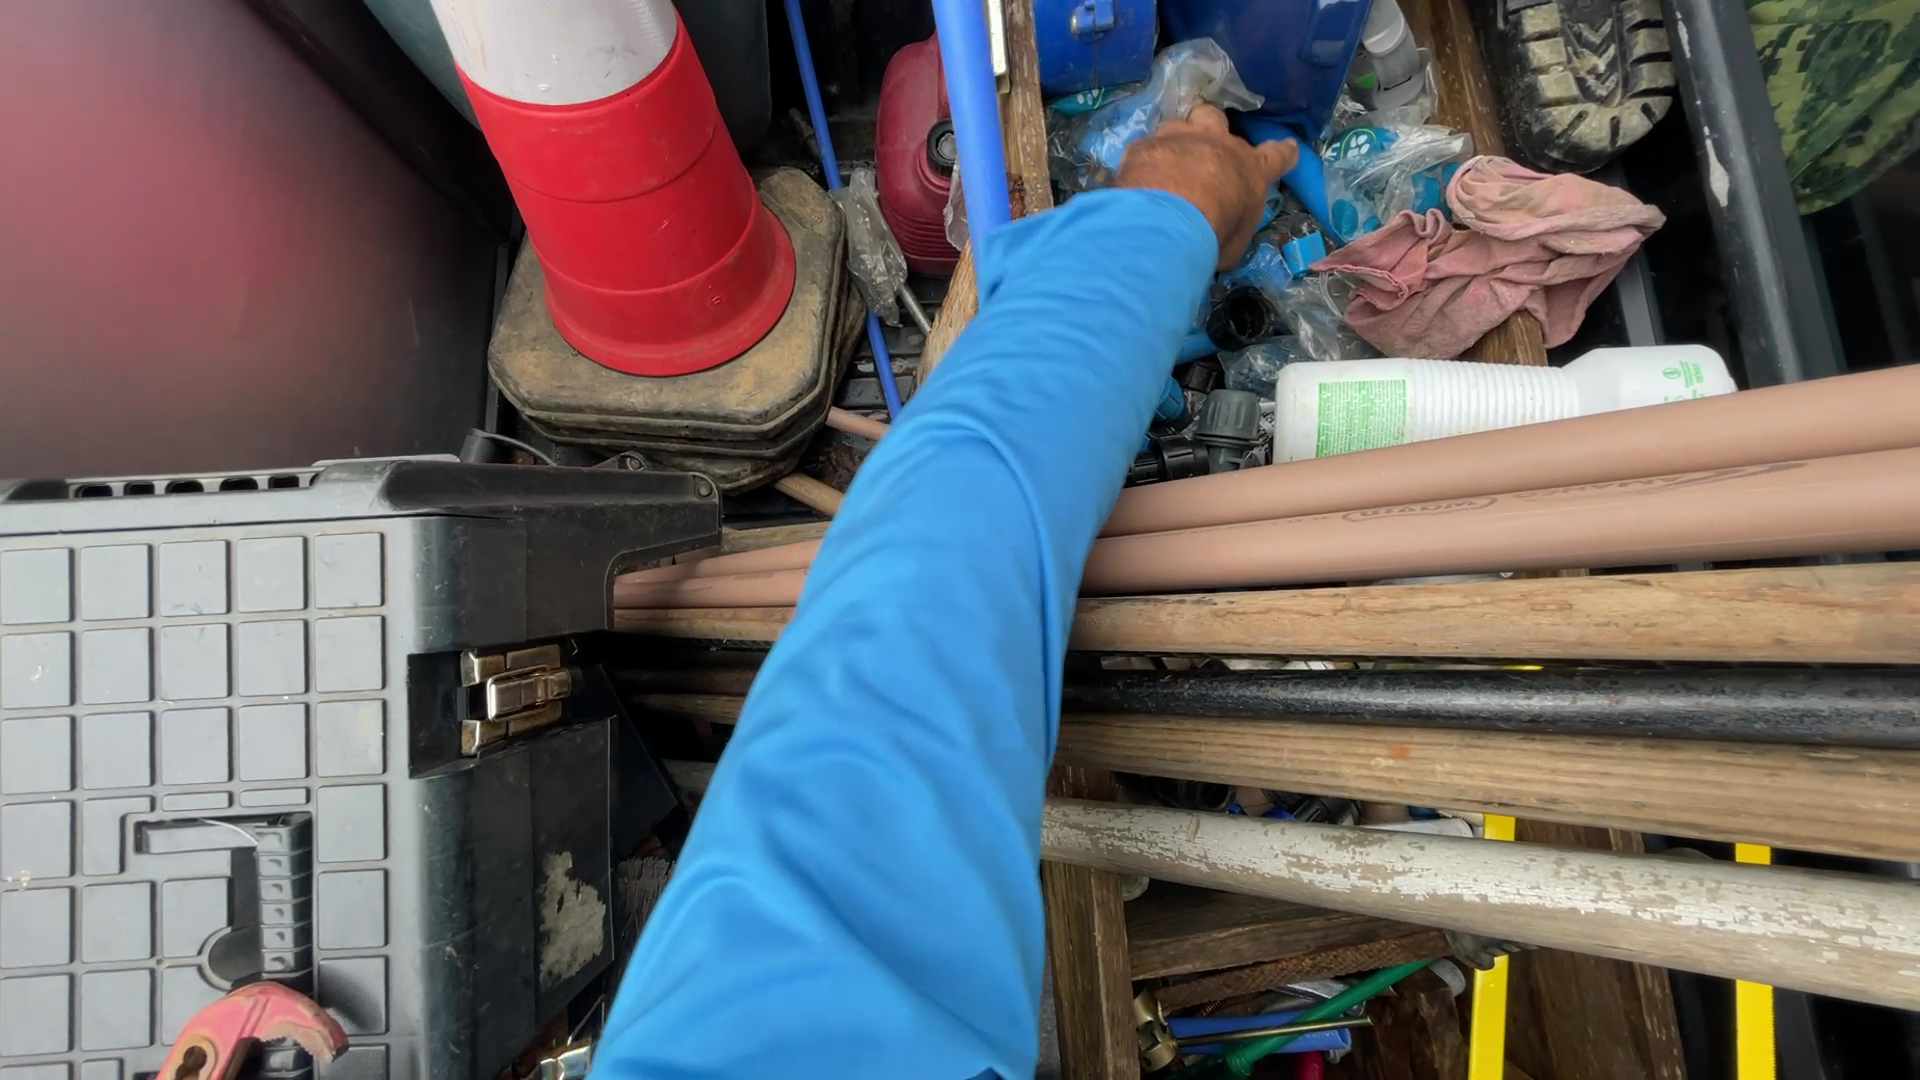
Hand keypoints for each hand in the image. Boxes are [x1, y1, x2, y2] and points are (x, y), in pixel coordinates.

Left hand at [1115, 104, 1298, 270]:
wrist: (1167, 220)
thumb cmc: (1212, 234)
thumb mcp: (1232, 245)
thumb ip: (1231, 233)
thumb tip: (1222, 242)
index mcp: (1250, 169)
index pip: (1278, 155)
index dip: (1282, 154)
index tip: (1284, 153)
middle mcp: (1216, 144)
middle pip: (1216, 118)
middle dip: (1210, 128)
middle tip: (1200, 148)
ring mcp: (1178, 139)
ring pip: (1178, 123)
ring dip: (1173, 140)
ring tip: (1163, 162)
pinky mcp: (1145, 146)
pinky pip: (1143, 147)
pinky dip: (1142, 161)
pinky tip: (1135, 179)